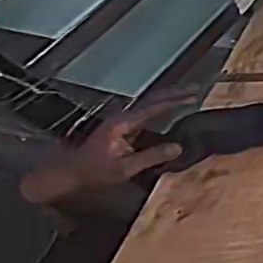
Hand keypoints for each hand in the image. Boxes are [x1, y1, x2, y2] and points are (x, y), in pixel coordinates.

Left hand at [20, 94, 195, 206]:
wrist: (67, 174)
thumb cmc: (94, 171)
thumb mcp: (125, 168)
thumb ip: (152, 157)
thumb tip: (179, 147)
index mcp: (124, 123)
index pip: (154, 107)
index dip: (175, 101)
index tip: (194, 96)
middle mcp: (122, 117)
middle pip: (151, 99)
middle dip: (174, 93)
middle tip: (195, 88)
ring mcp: (120, 121)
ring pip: (148, 103)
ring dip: (168, 97)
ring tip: (187, 95)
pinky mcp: (121, 127)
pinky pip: (145, 111)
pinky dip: (160, 106)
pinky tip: (169, 108)